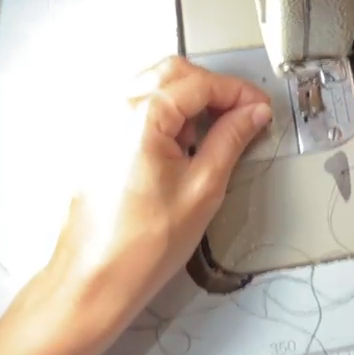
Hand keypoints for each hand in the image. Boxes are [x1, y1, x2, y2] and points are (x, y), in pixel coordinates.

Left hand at [32, 57, 271, 343]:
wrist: (93, 282)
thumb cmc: (143, 245)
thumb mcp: (204, 188)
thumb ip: (232, 139)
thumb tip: (253, 113)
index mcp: (141, 116)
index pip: (200, 82)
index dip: (238, 91)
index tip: (260, 108)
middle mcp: (115, 109)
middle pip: (174, 72)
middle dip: (212, 88)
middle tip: (241, 114)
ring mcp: (102, 123)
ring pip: (154, 85)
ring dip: (189, 99)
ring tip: (212, 135)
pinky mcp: (99, 140)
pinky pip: (137, 106)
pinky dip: (166, 113)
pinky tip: (181, 147)